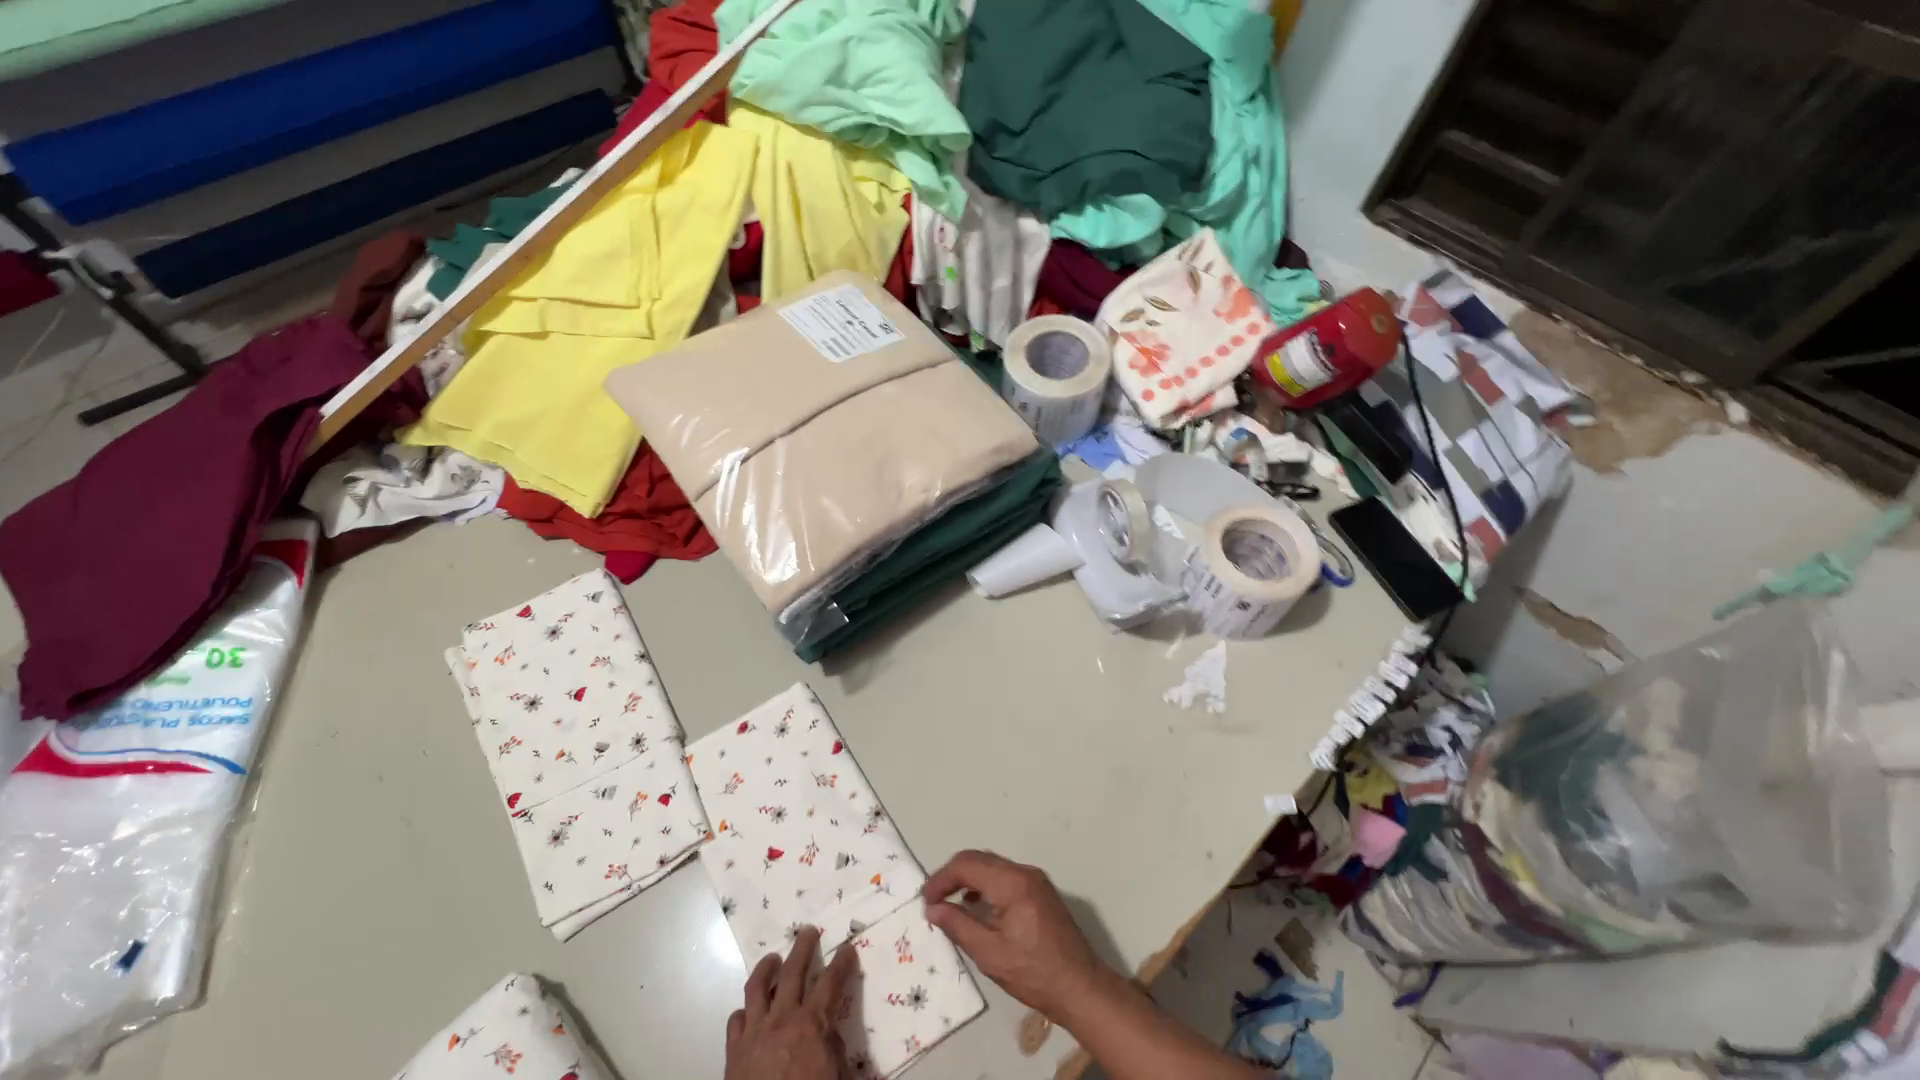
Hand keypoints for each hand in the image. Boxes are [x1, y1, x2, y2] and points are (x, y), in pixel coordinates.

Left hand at [725, 926, 857, 1079]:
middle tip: (808, 930)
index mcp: (812, 1025)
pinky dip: (744, 1010)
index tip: (848, 947)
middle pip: (792, 972)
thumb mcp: (838, 1078)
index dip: (842, 963)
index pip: (831, 983)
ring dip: (766, 967)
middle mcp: (782, 1019)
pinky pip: (736, 1019)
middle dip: (803, 948)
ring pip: (757, 986)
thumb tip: (832, 1035)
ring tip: (773, 956)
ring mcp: (754, 1032)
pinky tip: (748, 1009)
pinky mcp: (734, 1050)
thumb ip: (836, 1051)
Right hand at [921, 850, 1112, 1019]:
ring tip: (949, 903)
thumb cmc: (1033, 973)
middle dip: (952, 876)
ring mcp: (1036, 881)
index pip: (967, 865)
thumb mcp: (989, 954)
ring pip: (992, 866)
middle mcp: (1025, 873)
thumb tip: (933, 908)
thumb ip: (958, 925)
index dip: (941, 879)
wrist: (1080, 988)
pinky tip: (977, 906)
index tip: (925, 901)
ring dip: (969, 879)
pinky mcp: (1041, 892)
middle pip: (979, 860)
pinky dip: (986, 885)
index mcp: (1012, 884)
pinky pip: (1006, 877)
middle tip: (933, 900)